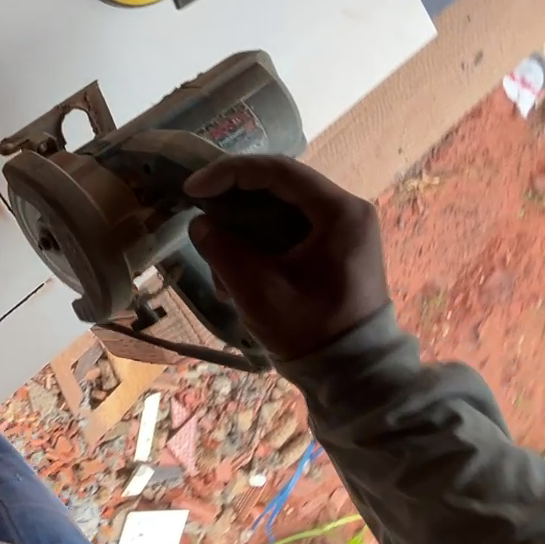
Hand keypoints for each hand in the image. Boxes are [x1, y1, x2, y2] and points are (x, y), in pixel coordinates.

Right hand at [183, 155, 388, 360]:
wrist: (353, 372)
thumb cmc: (311, 330)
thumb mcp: (259, 292)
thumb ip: (224, 251)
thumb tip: (200, 224)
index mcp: (339, 213)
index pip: (276, 171)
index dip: (227, 174)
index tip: (190, 190)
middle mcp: (344, 211)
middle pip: (275, 187)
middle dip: (231, 204)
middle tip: (197, 216)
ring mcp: (338, 229)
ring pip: (275, 210)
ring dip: (239, 231)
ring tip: (218, 268)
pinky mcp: (329, 247)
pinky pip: (283, 231)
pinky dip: (254, 245)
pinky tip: (236, 279)